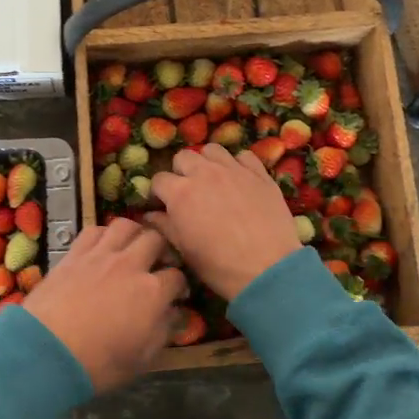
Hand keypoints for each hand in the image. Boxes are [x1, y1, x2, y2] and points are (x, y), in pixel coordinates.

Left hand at [22, 217, 186, 392]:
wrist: (46, 351)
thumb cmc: (99, 363)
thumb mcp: (142, 358)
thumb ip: (163, 331)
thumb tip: (173, 313)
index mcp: (152, 292)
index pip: (177, 276)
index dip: (179, 285)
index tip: (176, 294)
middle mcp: (131, 265)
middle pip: (155, 239)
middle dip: (162, 249)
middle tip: (157, 263)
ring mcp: (100, 255)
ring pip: (125, 226)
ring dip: (134, 233)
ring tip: (132, 247)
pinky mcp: (74, 254)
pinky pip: (93, 230)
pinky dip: (103, 235)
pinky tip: (102, 247)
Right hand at [147, 146, 300, 300]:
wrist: (267, 269)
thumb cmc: (219, 266)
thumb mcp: (185, 250)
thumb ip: (165, 226)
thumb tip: (151, 215)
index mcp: (180, 193)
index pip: (159, 179)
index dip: (159, 193)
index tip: (164, 205)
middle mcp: (205, 173)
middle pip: (183, 157)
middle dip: (181, 172)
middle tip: (189, 192)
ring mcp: (234, 170)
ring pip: (212, 150)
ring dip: (208, 162)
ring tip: (214, 181)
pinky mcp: (260, 173)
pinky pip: (244, 156)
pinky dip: (238, 164)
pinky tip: (240, 180)